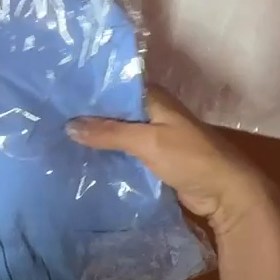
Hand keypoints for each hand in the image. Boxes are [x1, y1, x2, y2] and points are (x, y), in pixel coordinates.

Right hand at [67, 86, 277, 236]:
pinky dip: (108, 154)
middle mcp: (152, 111)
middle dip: (87, 115)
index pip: (114, 85)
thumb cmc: (191, 158)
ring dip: (96, 136)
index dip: (89, 89)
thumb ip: (108, 133)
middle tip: (50, 116)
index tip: (58, 92)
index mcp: (154, 97)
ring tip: (58, 136)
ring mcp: (154, 136)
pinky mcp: (154, 158)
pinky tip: (83, 158)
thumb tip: (68, 126)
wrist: (229, 195)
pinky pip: (124, 152)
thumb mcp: (147, 141)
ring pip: (117, 132)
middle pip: (113, 110)